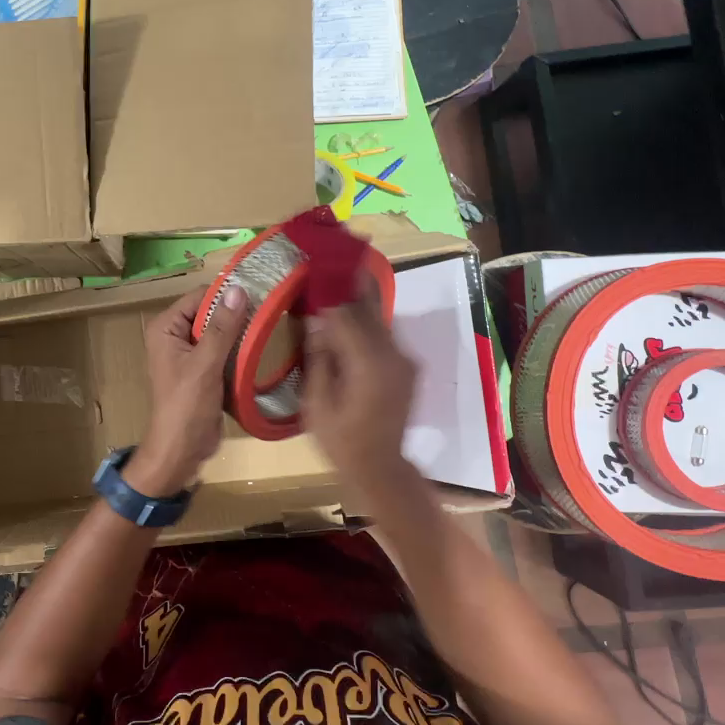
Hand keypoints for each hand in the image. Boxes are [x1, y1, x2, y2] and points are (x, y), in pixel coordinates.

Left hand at [130, 284, 250, 496]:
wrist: (181, 449)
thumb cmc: (186, 405)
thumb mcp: (205, 363)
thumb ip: (221, 327)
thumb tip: (237, 289)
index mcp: (165, 328)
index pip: (198, 297)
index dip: (226, 294)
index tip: (259, 290)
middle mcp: (174, 336)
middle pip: (210, 313)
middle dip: (236, 313)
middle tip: (271, 307)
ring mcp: (189, 354)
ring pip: (220, 332)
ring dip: (240, 332)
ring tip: (271, 324)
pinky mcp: (204, 371)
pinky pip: (223, 352)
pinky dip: (239, 350)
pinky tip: (261, 347)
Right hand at [301, 287, 418, 486]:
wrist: (380, 468)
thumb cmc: (341, 440)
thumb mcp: (317, 401)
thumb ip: (319, 357)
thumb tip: (317, 321)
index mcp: (368, 363)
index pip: (348, 314)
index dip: (332, 291)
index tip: (319, 269)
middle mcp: (393, 355)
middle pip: (371, 310)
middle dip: (354, 284)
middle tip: (339, 257)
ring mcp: (404, 361)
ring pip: (381, 320)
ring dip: (362, 301)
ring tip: (343, 280)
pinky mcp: (407, 367)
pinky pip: (385, 335)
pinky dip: (370, 321)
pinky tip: (354, 315)